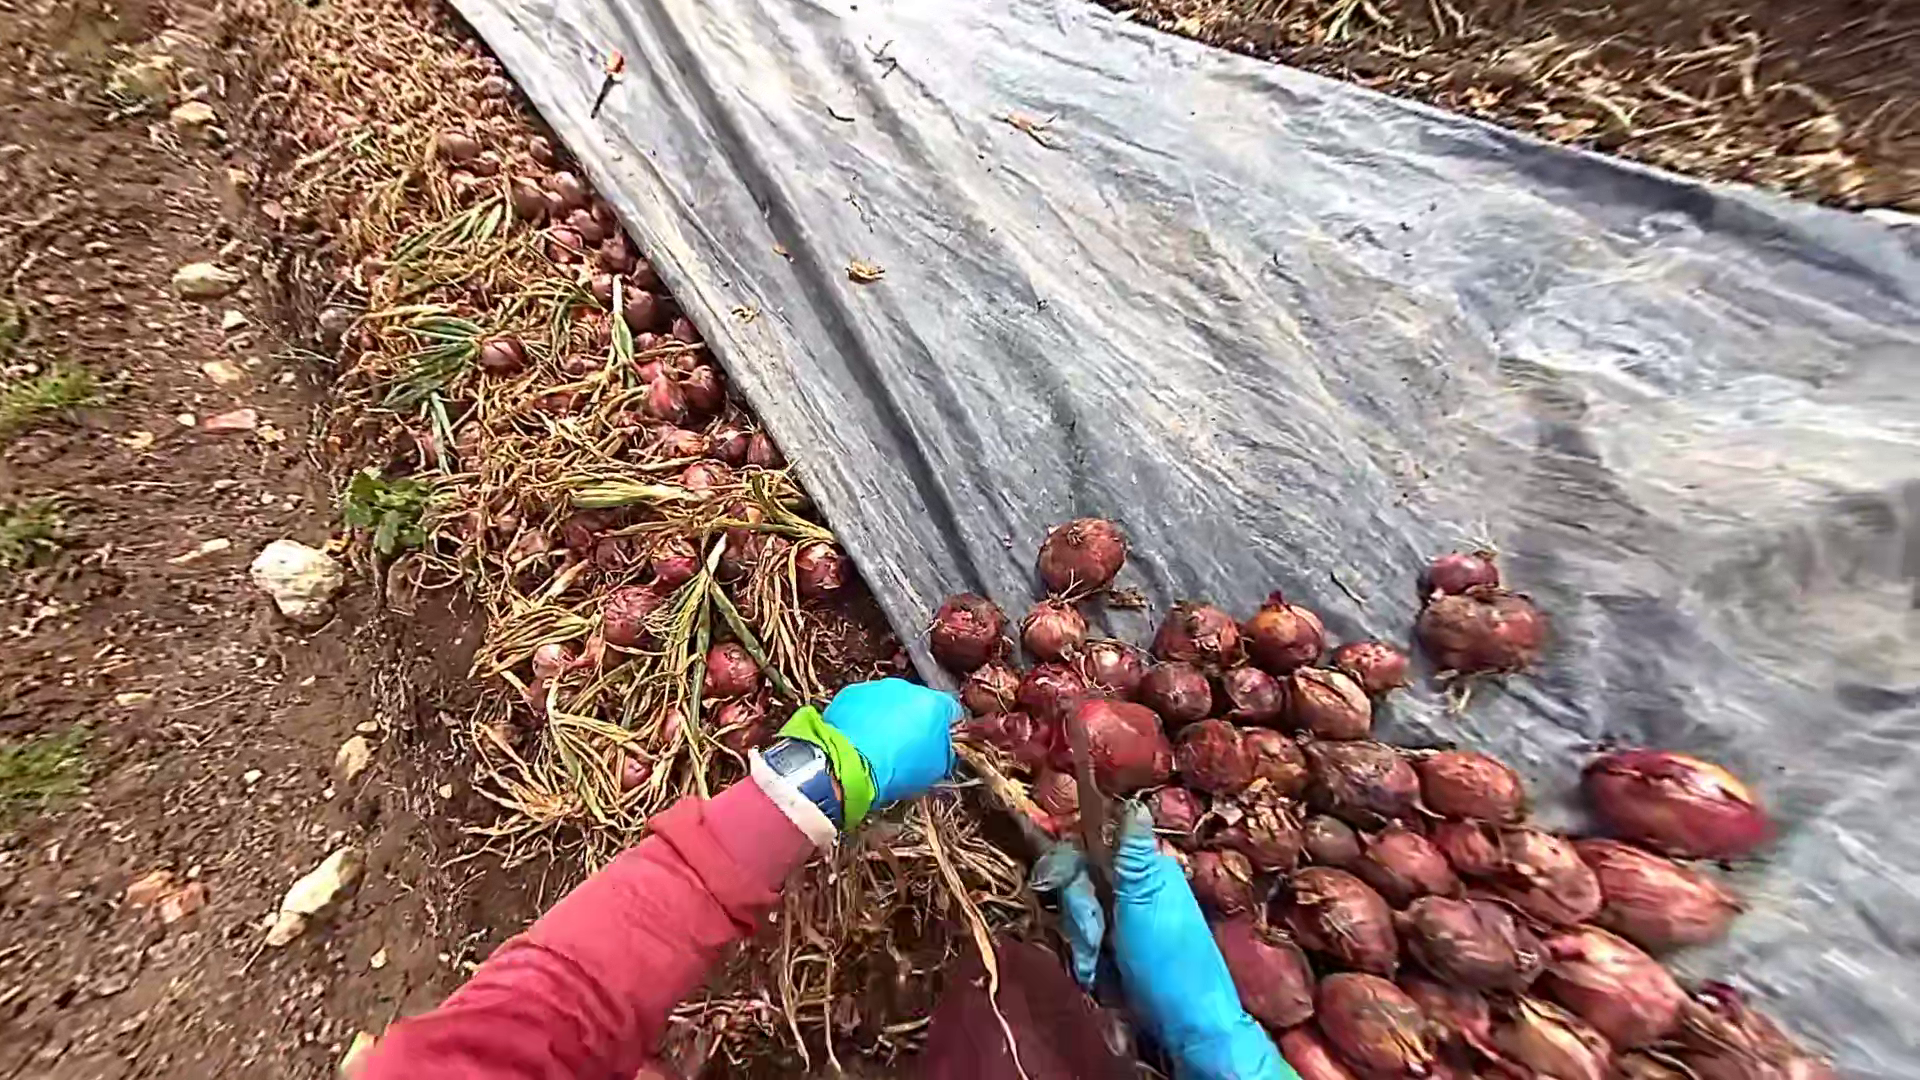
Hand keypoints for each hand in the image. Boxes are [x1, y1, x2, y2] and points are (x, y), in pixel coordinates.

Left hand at [781, 678, 956, 828]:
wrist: (847, 764)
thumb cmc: (895, 769)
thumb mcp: (934, 770)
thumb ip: (946, 752)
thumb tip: (944, 749)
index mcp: (934, 704)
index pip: (951, 710)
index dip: (946, 730)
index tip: (938, 745)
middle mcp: (908, 688)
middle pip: (920, 702)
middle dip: (916, 721)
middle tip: (907, 748)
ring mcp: (878, 688)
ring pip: (891, 701)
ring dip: (889, 718)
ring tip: (879, 746)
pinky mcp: (852, 693)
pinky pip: (865, 704)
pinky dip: (865, 717)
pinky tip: (860, 739)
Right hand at [1033, 804, 1295, 1079]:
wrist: (1191, 1032)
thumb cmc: (1171, 961)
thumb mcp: (1147, 900)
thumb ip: (1133, 852)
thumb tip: (1135, 802)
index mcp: (1142, 866)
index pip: (1085, 845)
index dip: (1065, 867)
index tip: (1050, 885)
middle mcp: (1131, 886)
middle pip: (1076, 880)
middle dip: (1078, 912)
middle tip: (1094, 940)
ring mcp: (1122, 919)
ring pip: (1076, 913)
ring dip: (1081, 942)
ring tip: (1099, 969)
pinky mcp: (1115, 950)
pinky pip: (1083, 943)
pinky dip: (1086, 961)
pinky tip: (1099, 978)